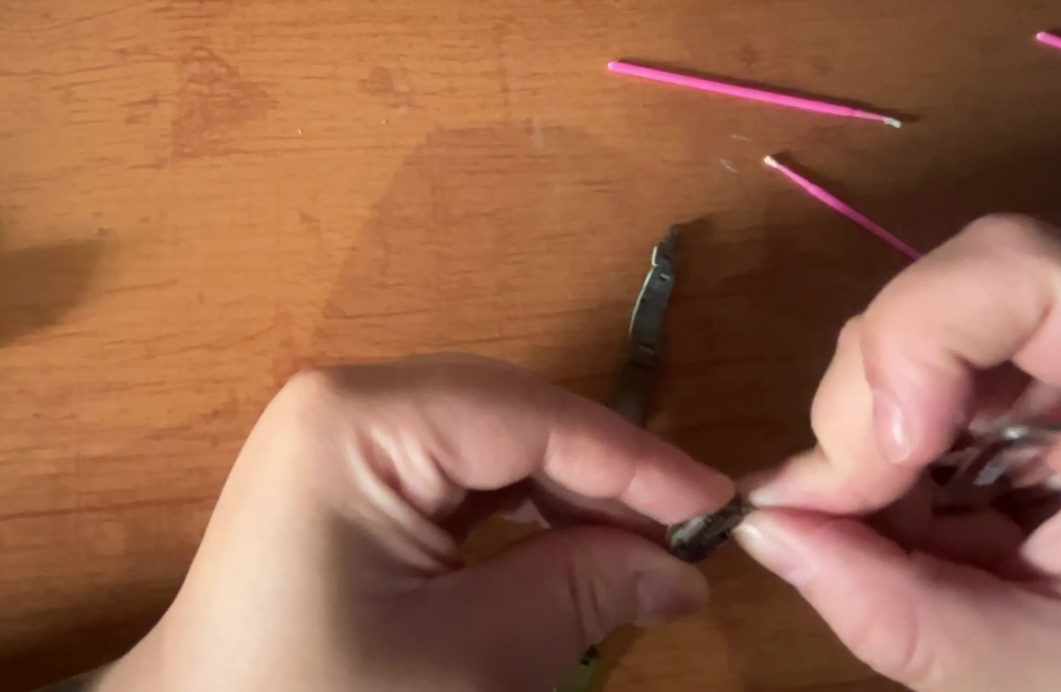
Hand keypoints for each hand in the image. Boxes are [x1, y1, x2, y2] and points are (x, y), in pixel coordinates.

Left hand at [96, 355, 733, 691]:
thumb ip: (577, 593)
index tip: (718, 502)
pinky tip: (565, 544)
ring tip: (638, 548)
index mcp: (358, 417)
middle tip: (685, 536)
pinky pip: (452, 463)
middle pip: (505, 412)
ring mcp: (342, 424)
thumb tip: (675, 566)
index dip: (628, 456)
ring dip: (562, 488)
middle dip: (597, 472)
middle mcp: (347, 395)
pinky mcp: (346, 461)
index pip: (523, 413)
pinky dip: (515, 504)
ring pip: (486, 435)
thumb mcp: (466, 664)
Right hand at [738, 215, 1060, 691]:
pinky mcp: (1018, 398)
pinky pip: (904, 393)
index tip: (894, 452)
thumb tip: (761, 526)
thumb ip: (910, 618)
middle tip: (835, 514)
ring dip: (858, 441)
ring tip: (870, 534)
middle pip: (931, 305)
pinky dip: (871, 459)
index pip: (1023, 269)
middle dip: (864, 408)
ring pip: (899, 346)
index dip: (919, 333)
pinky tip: (891, 520)